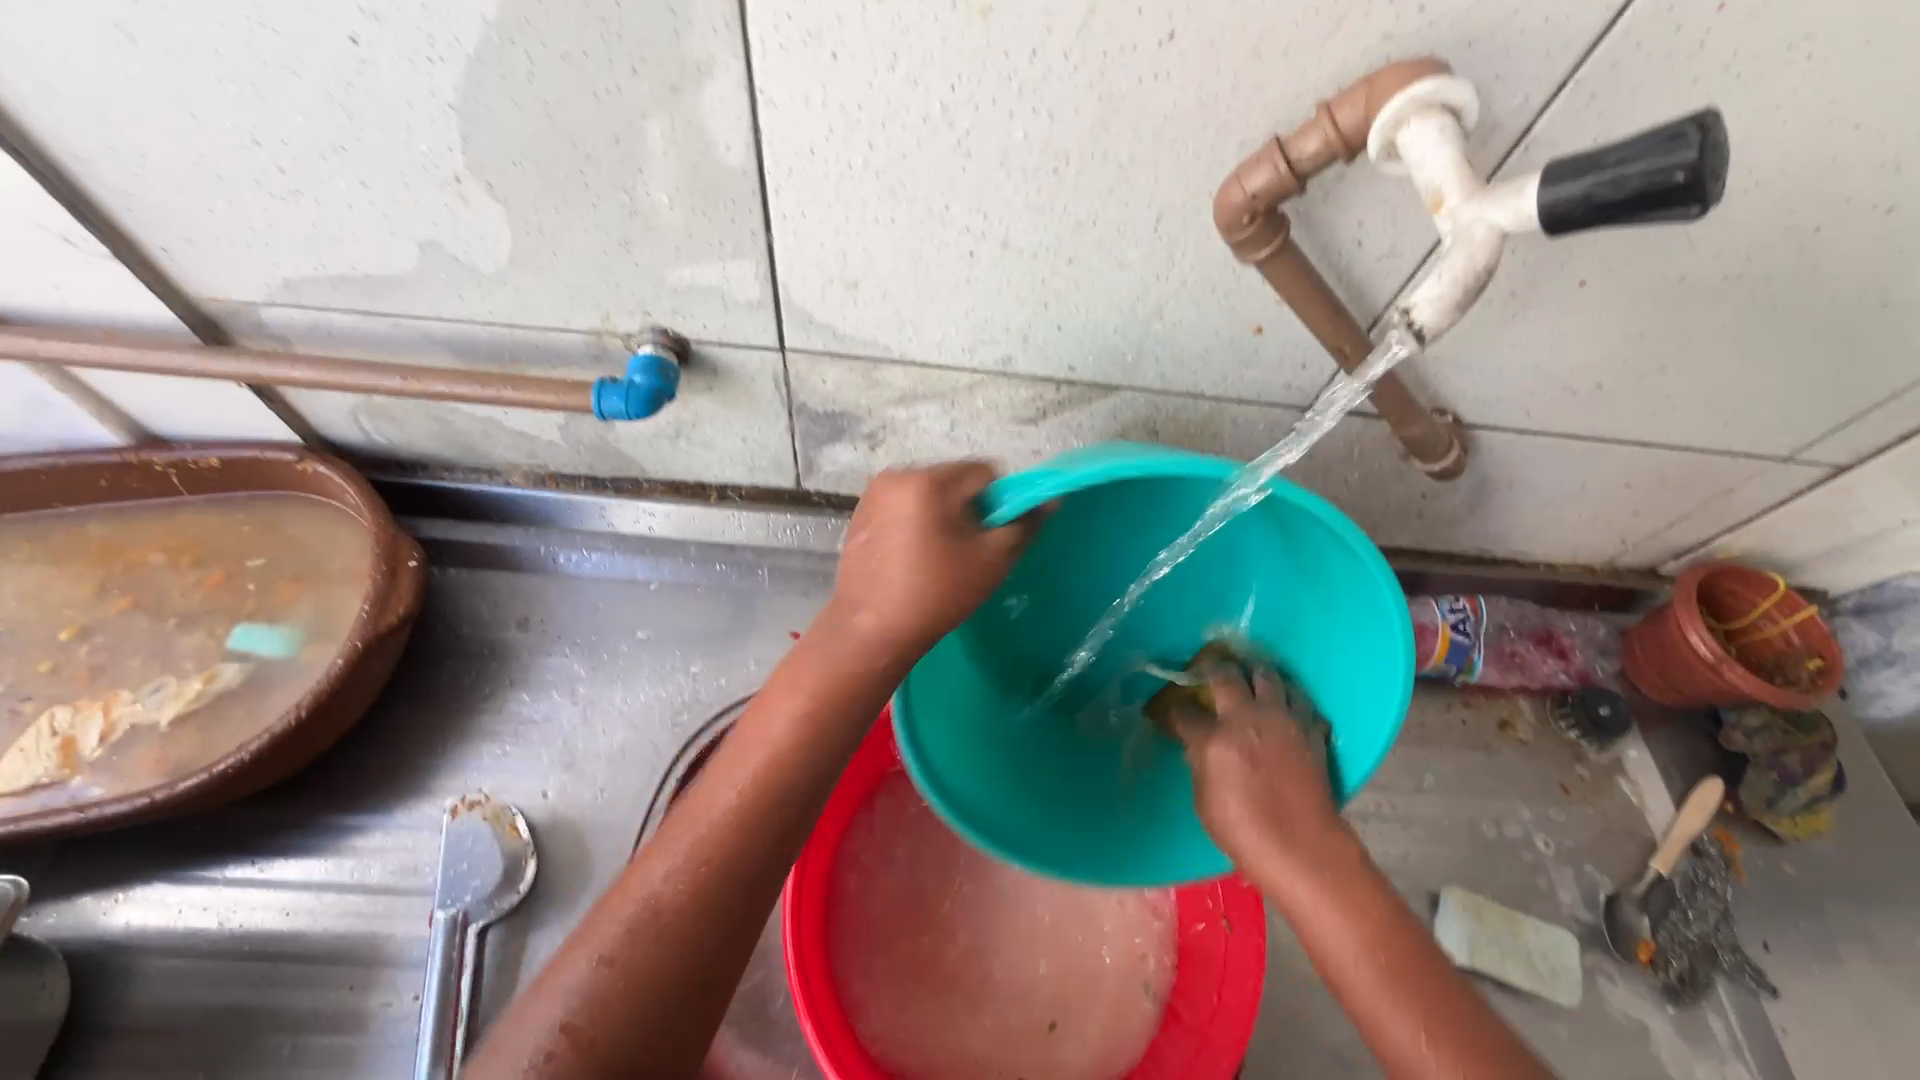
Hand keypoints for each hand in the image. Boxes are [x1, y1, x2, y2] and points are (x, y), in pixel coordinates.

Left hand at [825, 461, 1043, 659]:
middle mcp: (897, 474)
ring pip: (928, 492)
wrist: (872, 630)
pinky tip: (912, 557)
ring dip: (941, 514)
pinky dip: (915, 521)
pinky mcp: (860, 512)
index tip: (989, 538)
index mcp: (929, 480)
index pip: (984, 472)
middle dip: (967, 507)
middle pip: (954, 478)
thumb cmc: (938, 594)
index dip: (997, 503)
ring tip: (937, 557)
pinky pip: (903, 505)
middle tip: (965, 551)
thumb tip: (1051, 499)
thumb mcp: (993, 560)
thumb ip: (1025, 524)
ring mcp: (874, 493)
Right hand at [1168, 662, 1345, 872]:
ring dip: (1256, 675)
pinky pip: (1302, 703)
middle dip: (1214, 669)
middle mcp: (1248, 718)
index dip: (1175, 707)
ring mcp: (1283, 721)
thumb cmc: (1243, 830)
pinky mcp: (1311, 731)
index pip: (1184, 710)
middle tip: (1210, 671)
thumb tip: (1200, 747)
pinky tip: (1287, 710)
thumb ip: (1200, 764)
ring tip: (1252, 679)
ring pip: (1269, 676)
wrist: (1302, 846)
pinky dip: (1292, 702)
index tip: (1173, 707)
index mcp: (1214, 738)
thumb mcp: (1203, 799)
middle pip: (1226, 675)